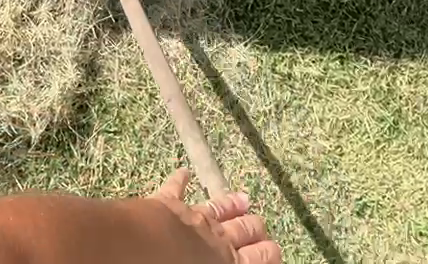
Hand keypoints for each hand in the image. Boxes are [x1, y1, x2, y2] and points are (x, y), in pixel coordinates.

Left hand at [147, 169, 281, 262]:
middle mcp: (217, 238)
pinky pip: (175, 188)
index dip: (268, 253)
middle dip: (255, 227)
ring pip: (217, 208)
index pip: (258, 258)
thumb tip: (238, 263)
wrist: (151, 252)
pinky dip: (179, 179)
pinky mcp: (169, 204)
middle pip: (242, 230)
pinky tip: (184, 171)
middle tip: (262, 223)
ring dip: (230, 203)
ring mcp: (194, 217)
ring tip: (244, 197)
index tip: (276, 249)